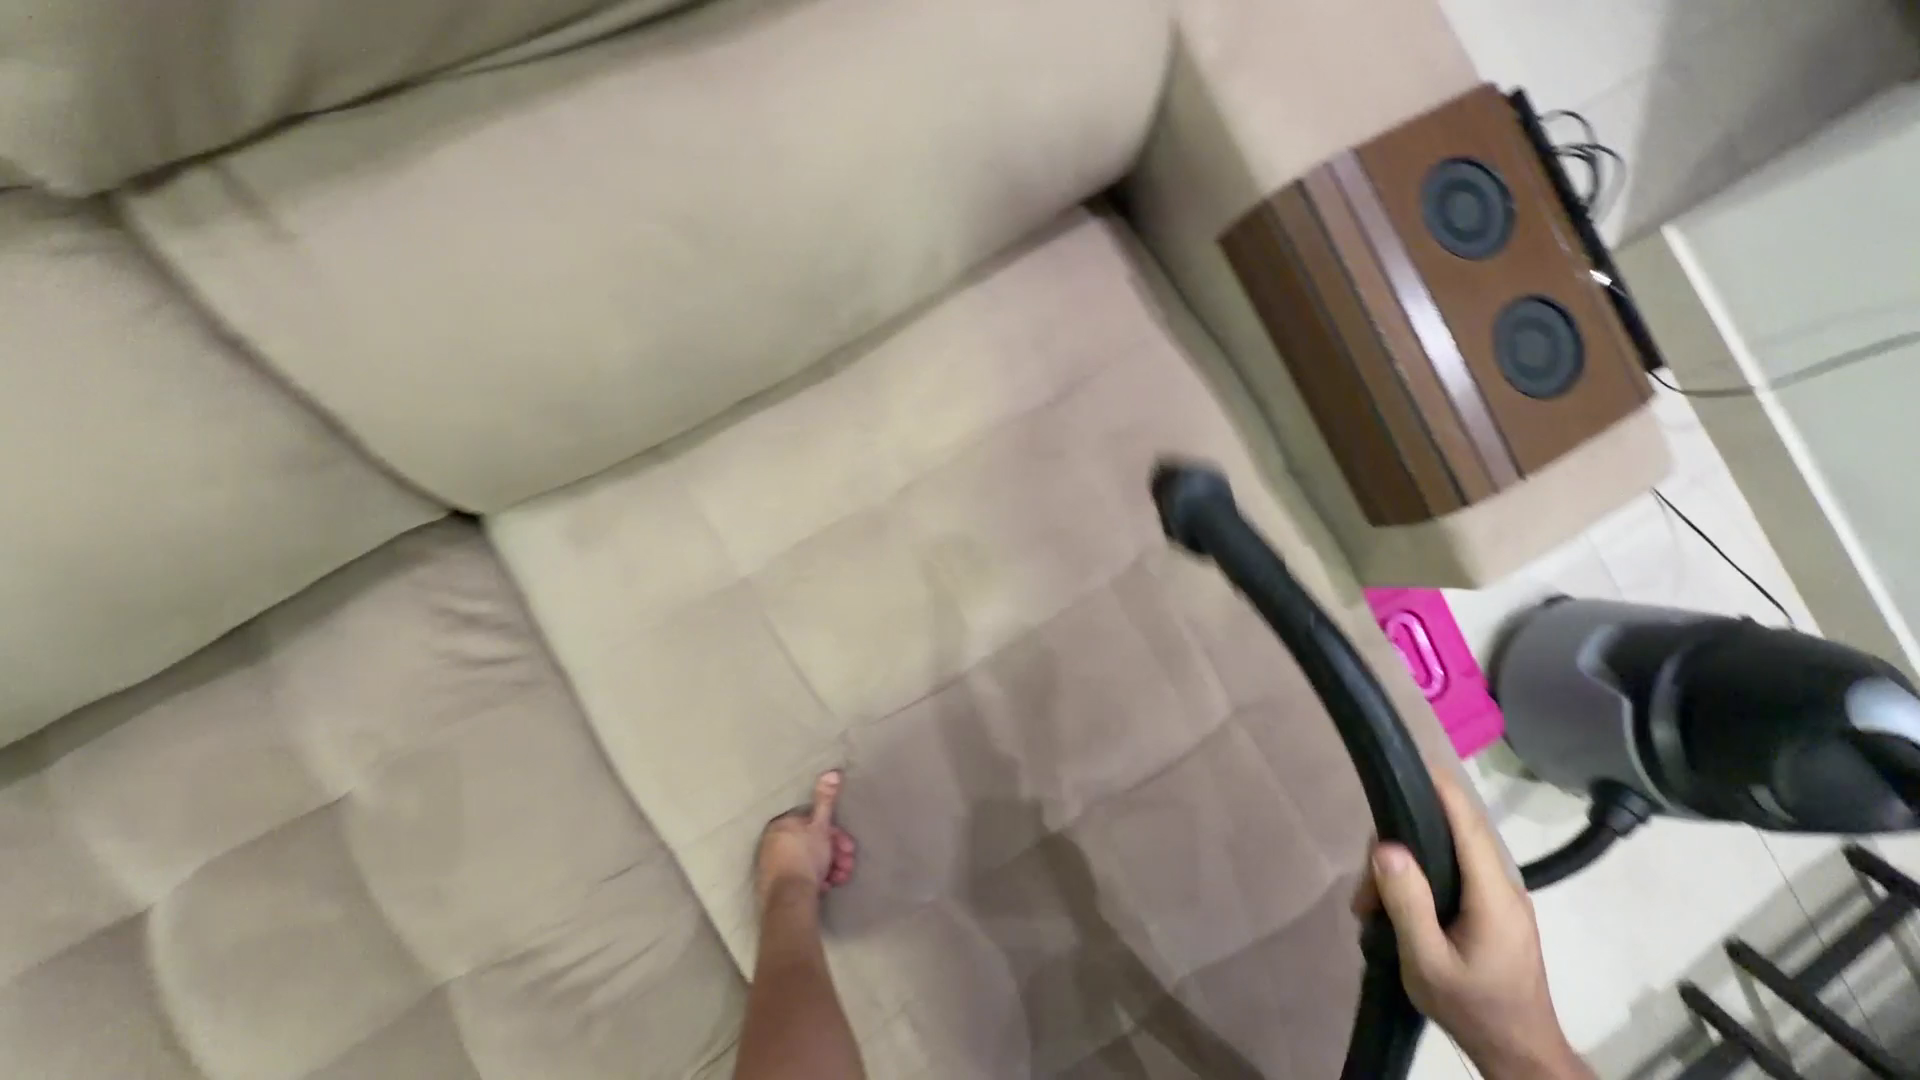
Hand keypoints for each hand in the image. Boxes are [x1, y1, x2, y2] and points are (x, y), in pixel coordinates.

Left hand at [755, 770, 856, 906]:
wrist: (790, 898)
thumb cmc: (806, 856)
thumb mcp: (820, 825)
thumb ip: (826, 800)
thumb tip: (832, 771)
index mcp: (782, 825)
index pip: (812, 823)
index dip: (835, 834)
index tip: (847, 846)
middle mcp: (773, 843)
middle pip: (812, 844)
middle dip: (835, 854)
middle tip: (847, 865)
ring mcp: (772, 866)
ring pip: (809, 862)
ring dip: (830, 869)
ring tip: (839, 879)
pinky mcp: (775, 887)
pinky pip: (801, 878)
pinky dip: (816, 881)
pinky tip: (825, 887)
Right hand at [1354, 770, 1590, 1079]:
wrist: (1518, 1054)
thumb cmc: (1472, 1008)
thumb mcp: (1428, 961)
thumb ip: (1408, 903)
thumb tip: (1386, 847)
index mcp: (1493, 894)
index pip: (1469, 824)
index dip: (1443, 790)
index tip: (1415, 761)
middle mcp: (1503, 887)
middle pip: (1451, 837)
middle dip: (1401, 847)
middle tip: (1364, 891)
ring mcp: (1500, 900)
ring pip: (1447, 858)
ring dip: (1404, 873)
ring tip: (1372, 910)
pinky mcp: (1493, 912)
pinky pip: (1451, 876)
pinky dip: (1418, 884)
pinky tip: (1393, 913)